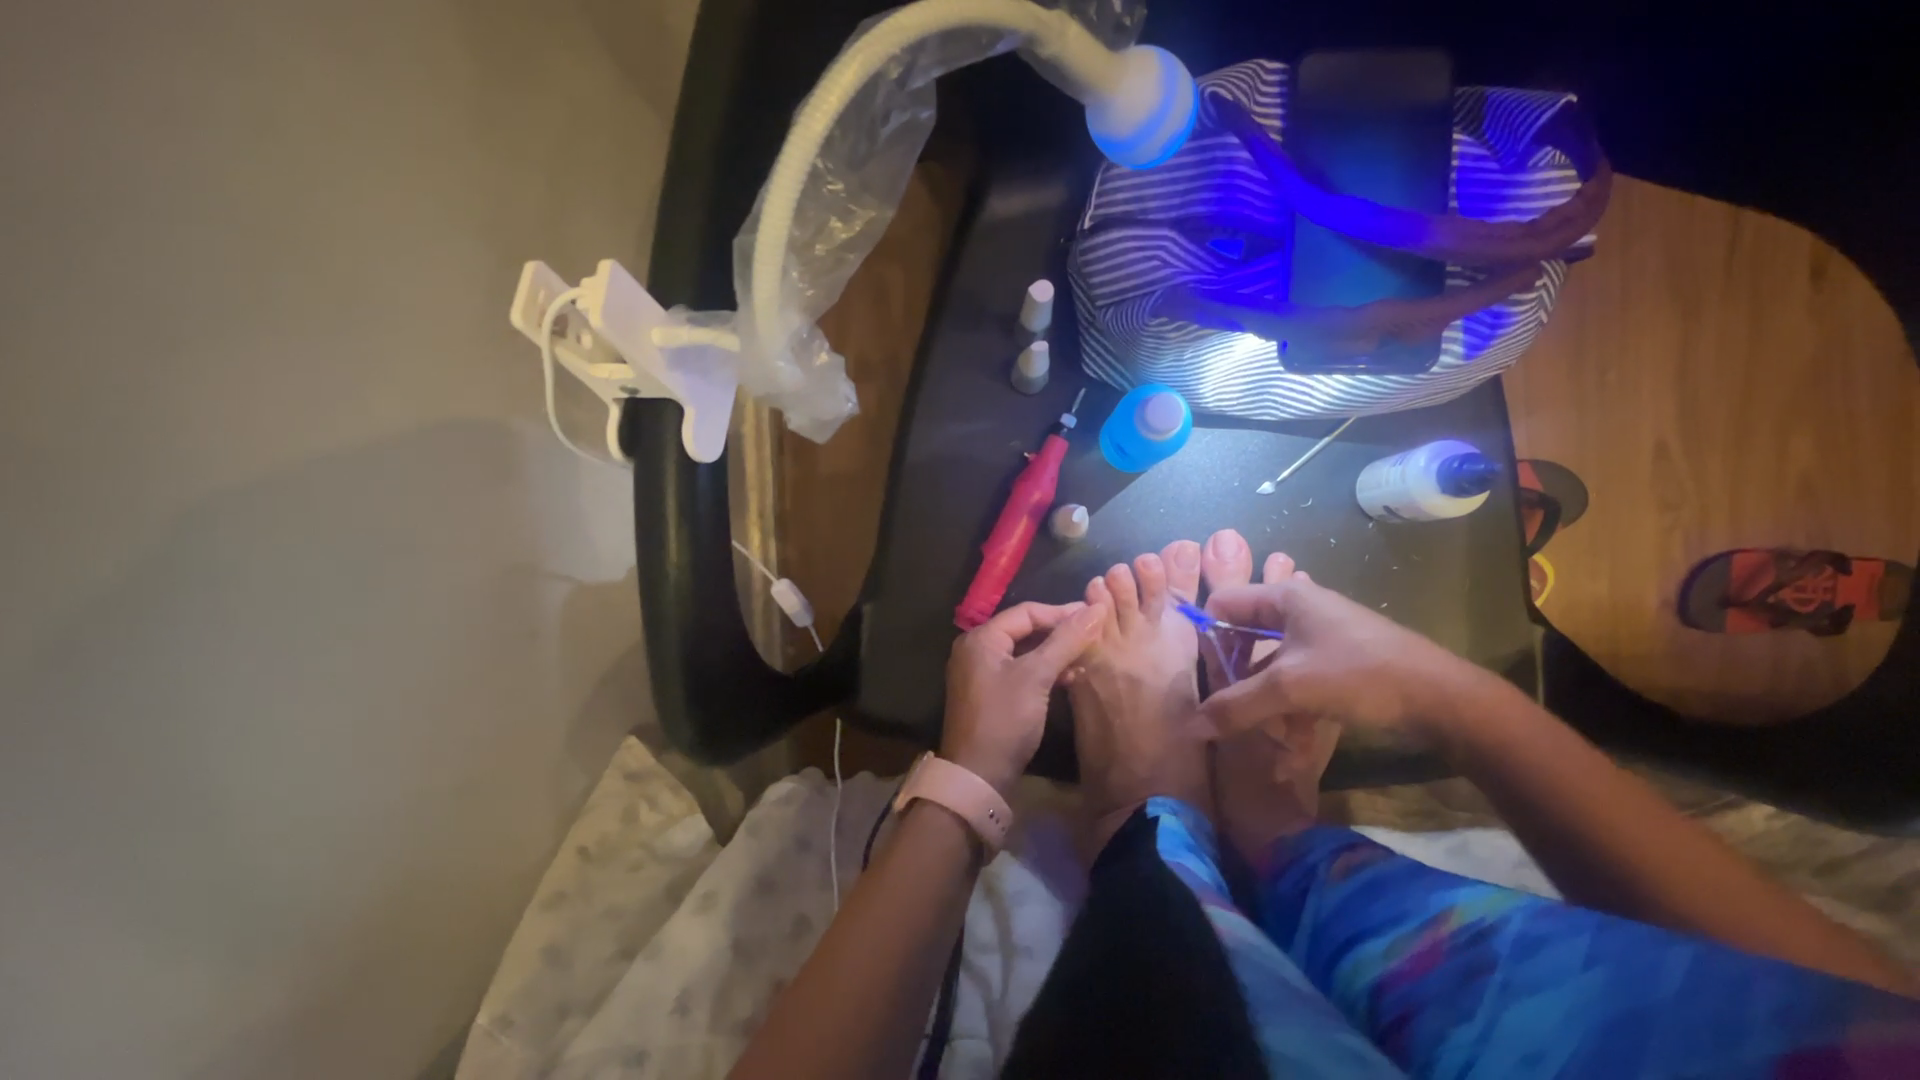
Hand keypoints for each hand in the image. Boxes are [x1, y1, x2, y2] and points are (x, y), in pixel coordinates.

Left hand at [943, 601, 1106, 794]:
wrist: (978, 776)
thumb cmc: (1004, 719)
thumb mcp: (1036, 676)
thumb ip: (1065, 641)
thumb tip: (1095, 609)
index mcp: (981, 638)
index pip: (1027, 612)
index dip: (1062, 612)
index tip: (1095, 616)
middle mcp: (977, 650)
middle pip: (1025, 630)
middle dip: (1060, 633)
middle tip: (1095, 636)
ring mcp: (981, 674)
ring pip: (1025, 653)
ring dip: (1055, 654)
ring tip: (1088, 658)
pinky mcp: (990, 695)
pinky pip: (1021, 672)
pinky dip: (1044, 672)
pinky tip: (1070, 679)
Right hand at [1199, 576, 1485, 743]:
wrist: (1442, 697)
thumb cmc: (1358, 675)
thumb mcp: (1289, 689)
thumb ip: (1236, 706)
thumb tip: (1192, 726)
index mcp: (1285, 597)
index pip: (1223, 603)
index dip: (1208, 636)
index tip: (1203, 676)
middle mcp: (1300, 608)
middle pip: (1247, 639)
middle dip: (1240, 681)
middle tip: (1232, 714)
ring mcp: (1322, 635)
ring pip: (1274, 667)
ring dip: (1268, 705)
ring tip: (1275, 742)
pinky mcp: (1340, 662)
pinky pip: (1300, 682)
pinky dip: (1294, 711)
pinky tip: (1298, 748)